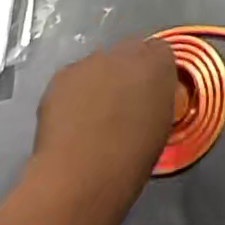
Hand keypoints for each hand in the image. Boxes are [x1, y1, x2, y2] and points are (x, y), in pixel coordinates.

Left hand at [32, 39, 176, 195]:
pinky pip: (72, 80)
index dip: (152, 73)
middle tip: (119, 105)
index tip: (147, 94)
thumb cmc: (134, 155)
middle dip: (125, 73)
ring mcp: (92, 60)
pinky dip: (72, 95)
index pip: (160, 52)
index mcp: (159, 61)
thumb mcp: (162, 122)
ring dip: (98, 83)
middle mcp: (127, 51)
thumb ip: (157, 97)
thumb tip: (145, 99)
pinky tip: (69, 122)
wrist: (83, 173)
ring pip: (98, 66)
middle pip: (128, 53)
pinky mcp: (62, 75)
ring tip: (89, 118)